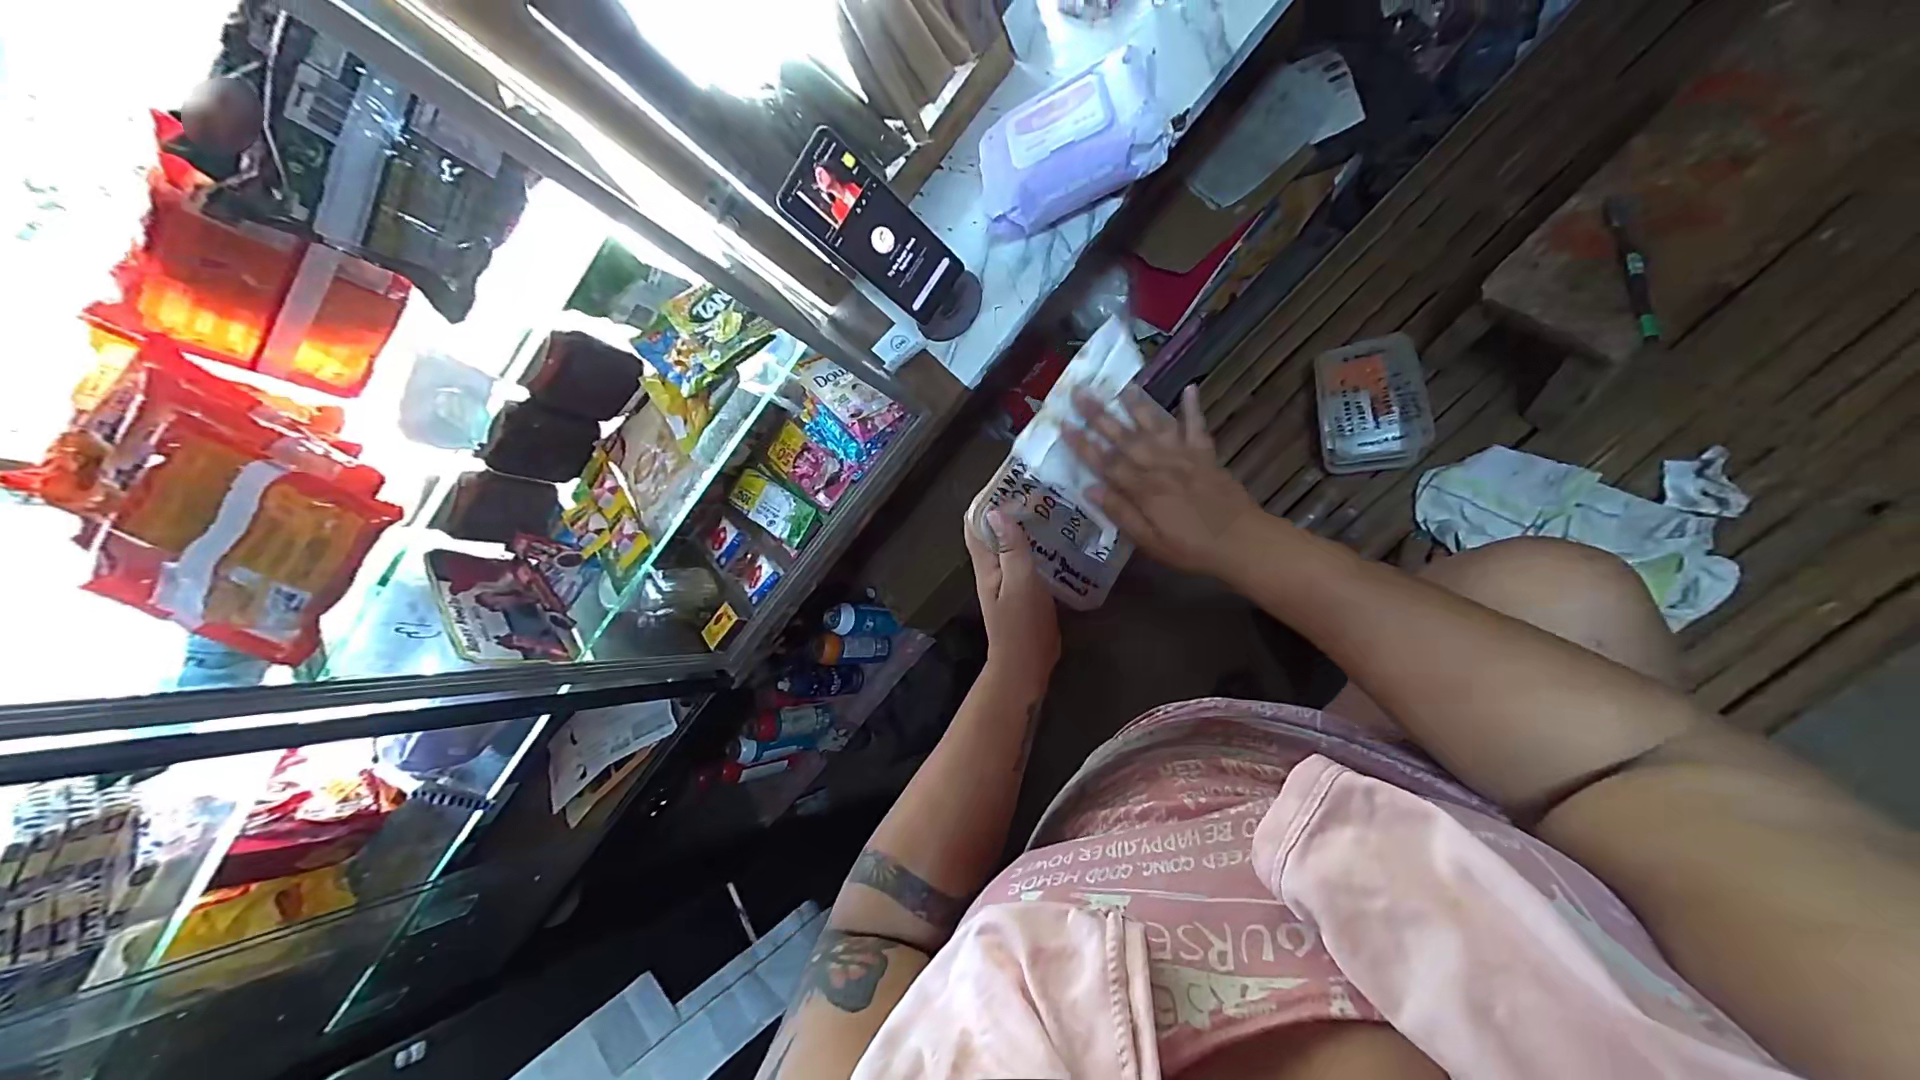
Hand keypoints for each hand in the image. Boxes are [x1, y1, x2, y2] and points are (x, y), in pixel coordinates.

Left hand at [963, 506, 1059, 688]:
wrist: (1028, 664)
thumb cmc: (1021, 624)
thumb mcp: (1020, 582)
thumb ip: (1011, 548)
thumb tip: (996, 510)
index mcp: (986, 563)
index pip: (976, 523)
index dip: (986, 498)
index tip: (1010, 479)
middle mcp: (994, 567)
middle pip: (996, 528)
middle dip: (1012, 506)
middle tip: (1041, 488)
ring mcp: (1010, 578)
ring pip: (1015, 541)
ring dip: (1029, 523)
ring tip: (1055, 505)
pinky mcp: (1027, 588)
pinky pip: (1031, 557)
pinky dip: (1042, 543)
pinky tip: (1064, 537)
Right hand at [1064, 384, 1264, 576]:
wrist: (1242, 542)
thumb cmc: (1191, 548)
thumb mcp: (1150, 542)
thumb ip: (1121, 513)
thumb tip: (1090, 489)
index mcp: (1144, 490)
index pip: (1106, 463)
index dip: (1083, 444)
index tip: (1064, 425)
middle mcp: (1161, 466)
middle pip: (1125, 437)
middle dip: (1100, 415)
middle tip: (1080, 392)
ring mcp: (1185, 457)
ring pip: (1156, 426)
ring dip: (1138, 405)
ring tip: (1122, 385)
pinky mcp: (1206, 455)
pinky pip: (1197, 427)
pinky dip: (1193, 407)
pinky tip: (1189, 388)